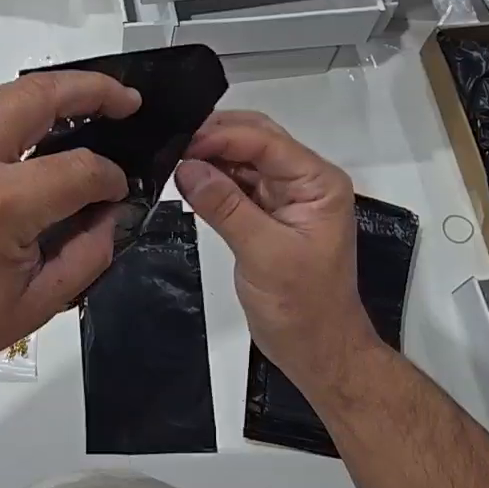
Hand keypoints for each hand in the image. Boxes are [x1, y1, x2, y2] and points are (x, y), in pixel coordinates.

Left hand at [0, 71, 139, 389]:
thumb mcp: (37, 303)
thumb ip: (89, 251)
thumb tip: (112, 209)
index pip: (77, 169)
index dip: (109, 178)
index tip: (120, 190)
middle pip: (38, 96)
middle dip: (92, 89)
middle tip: (126, 100)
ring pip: (4, 94)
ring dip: (52, 93)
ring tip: (89, 104)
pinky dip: (14, 110)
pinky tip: (35, 128)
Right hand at [173, 112, 376, 389]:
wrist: (318, 351)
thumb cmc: (302, 306)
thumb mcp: (264, 254)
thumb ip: (225, 207)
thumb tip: (185, 167)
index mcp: (318, 182)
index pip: (266, 141)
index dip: (222, 136)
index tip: (180, 144)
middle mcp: (304, 181)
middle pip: (256, 139)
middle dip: (214, 136)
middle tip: (170, 144)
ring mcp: (284, 197)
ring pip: (243, 158)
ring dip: (209, 155)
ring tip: (170, 157)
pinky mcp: (265, 214)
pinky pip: (235, 183)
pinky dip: (211, 178)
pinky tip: (184, 178)